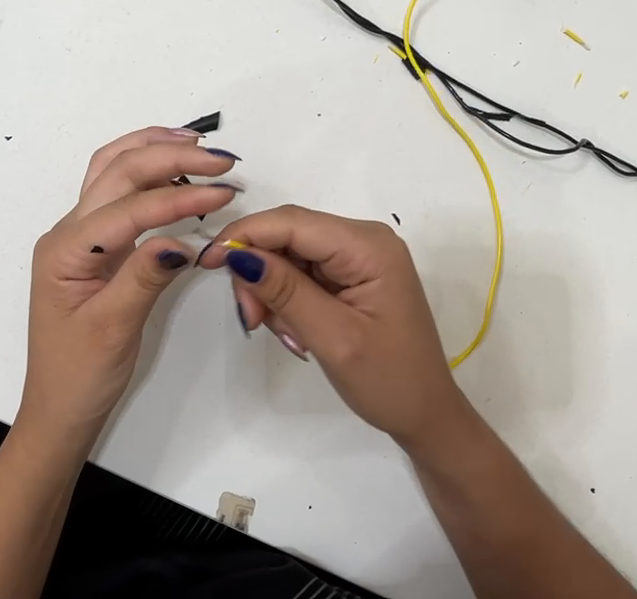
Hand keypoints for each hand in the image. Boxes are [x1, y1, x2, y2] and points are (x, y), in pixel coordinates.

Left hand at [17, 127, 240, 442]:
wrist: (59, 407)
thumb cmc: (81, 374)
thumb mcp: (114, 330)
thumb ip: (144, 278)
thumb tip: (182, 238)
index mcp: (66, 250)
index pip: (128, 209)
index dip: (178, 198)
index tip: (224, 193)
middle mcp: (68, 231)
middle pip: (117, 172)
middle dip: (169, 157)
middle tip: (222, 161)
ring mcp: (80, 234)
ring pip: (111, 170)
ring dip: (152, 150)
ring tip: (197, 145)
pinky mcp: (95, 243)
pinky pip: (117, 191)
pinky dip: (146, 170)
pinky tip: (175, 170)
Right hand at [199, 206, 472, 448]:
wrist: (427, 415)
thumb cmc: (389, 380)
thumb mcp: (333, 338)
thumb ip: (285, 291)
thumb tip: (238, 254)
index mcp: (368, 246)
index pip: (292, 222)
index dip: (245, 235)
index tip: (208, 264)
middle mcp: (363, 239)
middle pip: (287, 236)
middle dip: (260, 273)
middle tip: (252, 321)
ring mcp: (357, 256)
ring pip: (288, 255)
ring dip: (273, 292)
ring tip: (288, 337)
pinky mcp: (350, 274)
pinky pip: (301, 272)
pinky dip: (287, 299)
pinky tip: (297, 332)